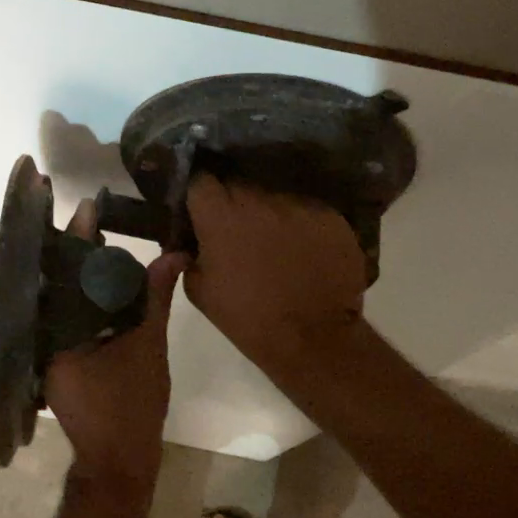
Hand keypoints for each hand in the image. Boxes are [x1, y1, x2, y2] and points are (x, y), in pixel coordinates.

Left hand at [43, 200, 188, 490]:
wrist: (118, 462)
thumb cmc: (130, 406)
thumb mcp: (148, 348)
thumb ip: (155, 299)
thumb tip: (172, 255)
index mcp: (58, 332)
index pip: (66, 272)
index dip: (78, 238)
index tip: (89, 208)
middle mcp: (44, 337)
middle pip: (57, 280)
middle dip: (76, 249)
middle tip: (96, 218)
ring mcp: (49, 351)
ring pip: (61, 298)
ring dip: (79, 272)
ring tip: (100, 240)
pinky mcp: (58, 360)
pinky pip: (66, 317)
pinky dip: (83, 297)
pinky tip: (101, 282)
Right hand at [182, 173, 367, 370]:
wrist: (313, 338)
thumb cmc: (248, 317)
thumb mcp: (199, 290)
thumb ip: (189, 254)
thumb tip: (189, 240)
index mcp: (220, 214)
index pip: (200, 179)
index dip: (200, 191)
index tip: (201, 206)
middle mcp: (258, 197)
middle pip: (238, 181)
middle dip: (233, 198)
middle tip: (235, 224)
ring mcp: (297, 203)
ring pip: (275, 193)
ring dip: (269, 209)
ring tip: (273, 237)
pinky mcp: (329, 214)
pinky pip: (306, 209)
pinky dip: (301, 223)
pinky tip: (303, 247)